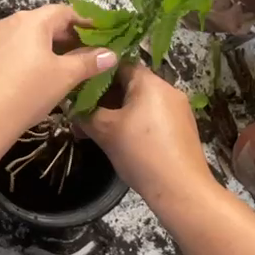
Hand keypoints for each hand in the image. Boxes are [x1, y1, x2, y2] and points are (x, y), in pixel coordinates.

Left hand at [0, 5, 116, 139]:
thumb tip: (111, 54)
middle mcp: (7, 22)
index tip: (97, 35)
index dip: (83, 22)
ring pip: (21, 37)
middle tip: (81, 55)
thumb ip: (88, 62)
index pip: (63, 12)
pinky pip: (4, 51)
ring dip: (40, 48)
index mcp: (32, 21)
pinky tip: (24, 78)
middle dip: (63, 37)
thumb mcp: (64, 77)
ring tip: (54, 68)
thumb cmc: (26, 92)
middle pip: (41, 22)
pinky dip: (19, 58)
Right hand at [79, 64, 215, 205]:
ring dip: (118, 113)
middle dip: (104, 99)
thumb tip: (71, 107)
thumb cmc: (141, 153)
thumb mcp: (105, 132)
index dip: (94, 74)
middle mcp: (167, 89)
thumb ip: (85, 114)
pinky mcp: (182, 128)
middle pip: (129, 84)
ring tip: (97, 131)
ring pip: (140, 102)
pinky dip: (135, 123)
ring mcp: (178, 109)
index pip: (117, 64)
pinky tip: (121, 141)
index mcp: (149, 82)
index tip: (77, 88)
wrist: (182, 190)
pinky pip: (153, 117)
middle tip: (82, 115)